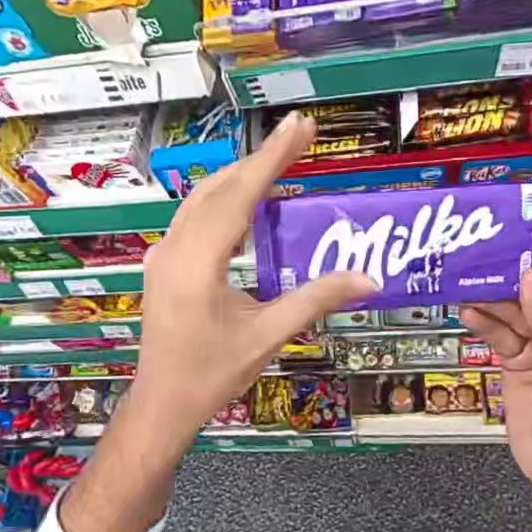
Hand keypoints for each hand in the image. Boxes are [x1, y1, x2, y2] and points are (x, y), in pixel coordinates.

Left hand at [132, 112, 375, 434]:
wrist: (162, 404)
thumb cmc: (212, 374)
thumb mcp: (269, 337)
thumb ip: (316, 300)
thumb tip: (369, 279)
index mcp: (197, 262)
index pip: (240, 195)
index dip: (273, 157)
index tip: (301, 126)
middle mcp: (174, 248)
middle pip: (220, 186)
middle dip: (263, 158)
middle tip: (302, 134)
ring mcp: (163, 253)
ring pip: (204, 197)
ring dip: (242, 175)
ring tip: (281, 158)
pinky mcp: (164, 261)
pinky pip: (196, 216)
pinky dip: (227, 198)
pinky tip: (249, 200)